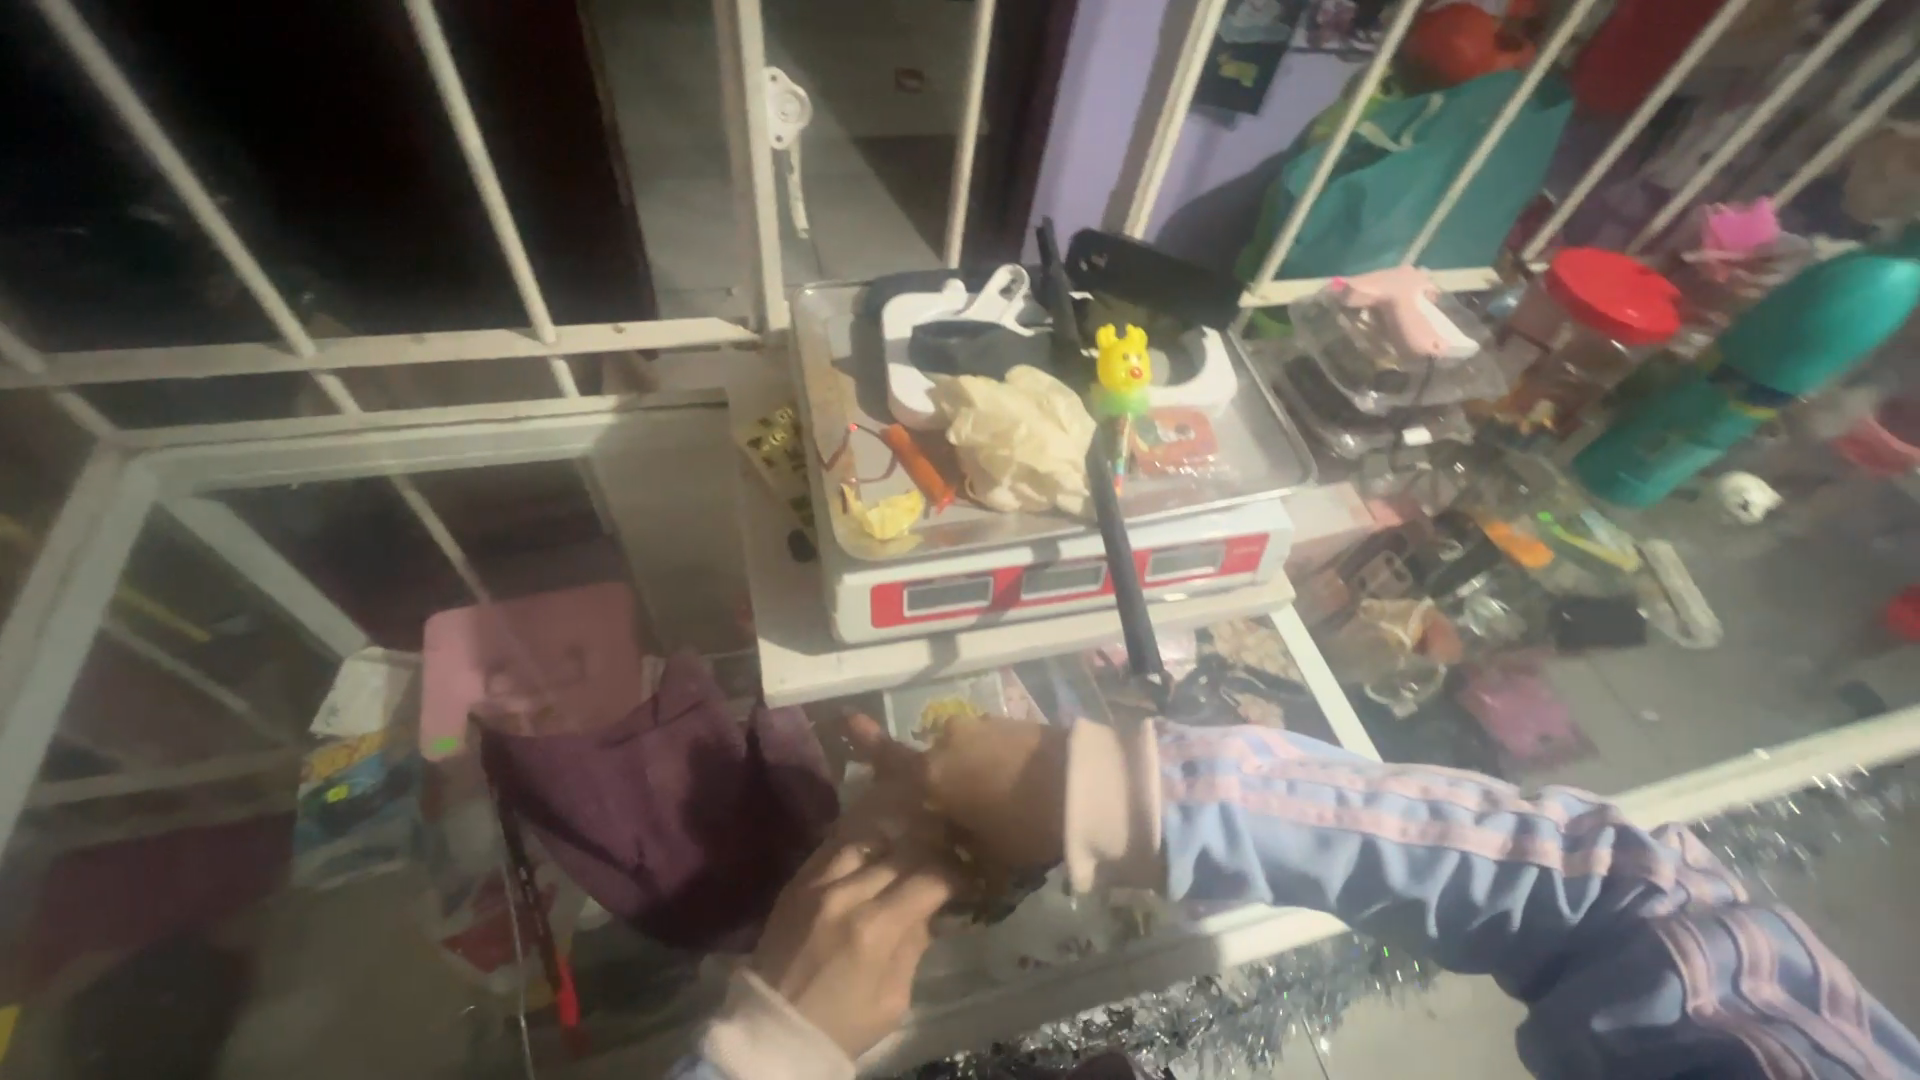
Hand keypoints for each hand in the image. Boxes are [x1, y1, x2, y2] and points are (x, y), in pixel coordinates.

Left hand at [750, 809, 956, 1056]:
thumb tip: (928, 909)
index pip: (929, 878)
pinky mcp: (796, 882)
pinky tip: (870, 853)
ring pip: (868, 840)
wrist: (771, 1032)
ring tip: (904, 851)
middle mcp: (846, 894)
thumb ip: (914, 947)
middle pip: (901, 851)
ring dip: (892, 844)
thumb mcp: (893, 1001)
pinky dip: (858, 848)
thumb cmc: (840, 1027)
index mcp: (875, 929)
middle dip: (929, 854)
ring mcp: (817, 882)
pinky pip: (833, 848)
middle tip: (942, 859)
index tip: (966, 876)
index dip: (955, 874)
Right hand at [847, 712, 1069, 871]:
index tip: (845, 718)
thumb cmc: (1026, 825)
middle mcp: (947, 742)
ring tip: (986, 803)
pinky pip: (982, 745)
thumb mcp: (986, 850)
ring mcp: (979, 728)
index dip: (864, 741)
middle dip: (931, 784)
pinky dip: (984, 763)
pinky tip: (1005, 785)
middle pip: (927, 761)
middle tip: (947, 812)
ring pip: (957, 752)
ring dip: (963, 773)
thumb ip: (956, 842)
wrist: (1083, 784)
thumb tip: (946, 840)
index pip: (887, 758)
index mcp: (933, 774)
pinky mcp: (1008, 723)